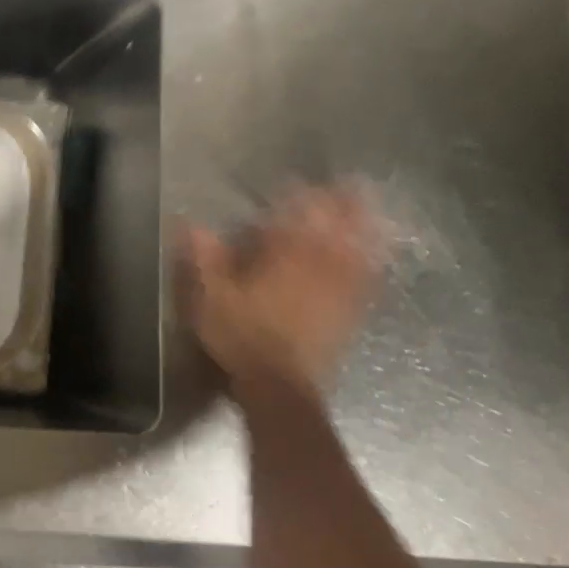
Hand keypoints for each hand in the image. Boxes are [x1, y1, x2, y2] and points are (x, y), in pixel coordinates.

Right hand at [179, 185, 382, 402]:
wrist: (278, 385)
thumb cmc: (239, 337)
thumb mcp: (208, 298)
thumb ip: (204, 259)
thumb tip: (190, 224)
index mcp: (282, 261)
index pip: (294, 220)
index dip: (296, 199)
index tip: (294, 182)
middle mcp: (318, 269)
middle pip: (335, 229)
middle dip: (342, 205)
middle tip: (350, 183)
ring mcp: (340, 291)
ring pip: (358, 250)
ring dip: (366, 227)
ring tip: (372, 209)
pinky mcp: (351, 313)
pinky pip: (369, 280)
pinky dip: (374, 262)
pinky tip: (378, 255)